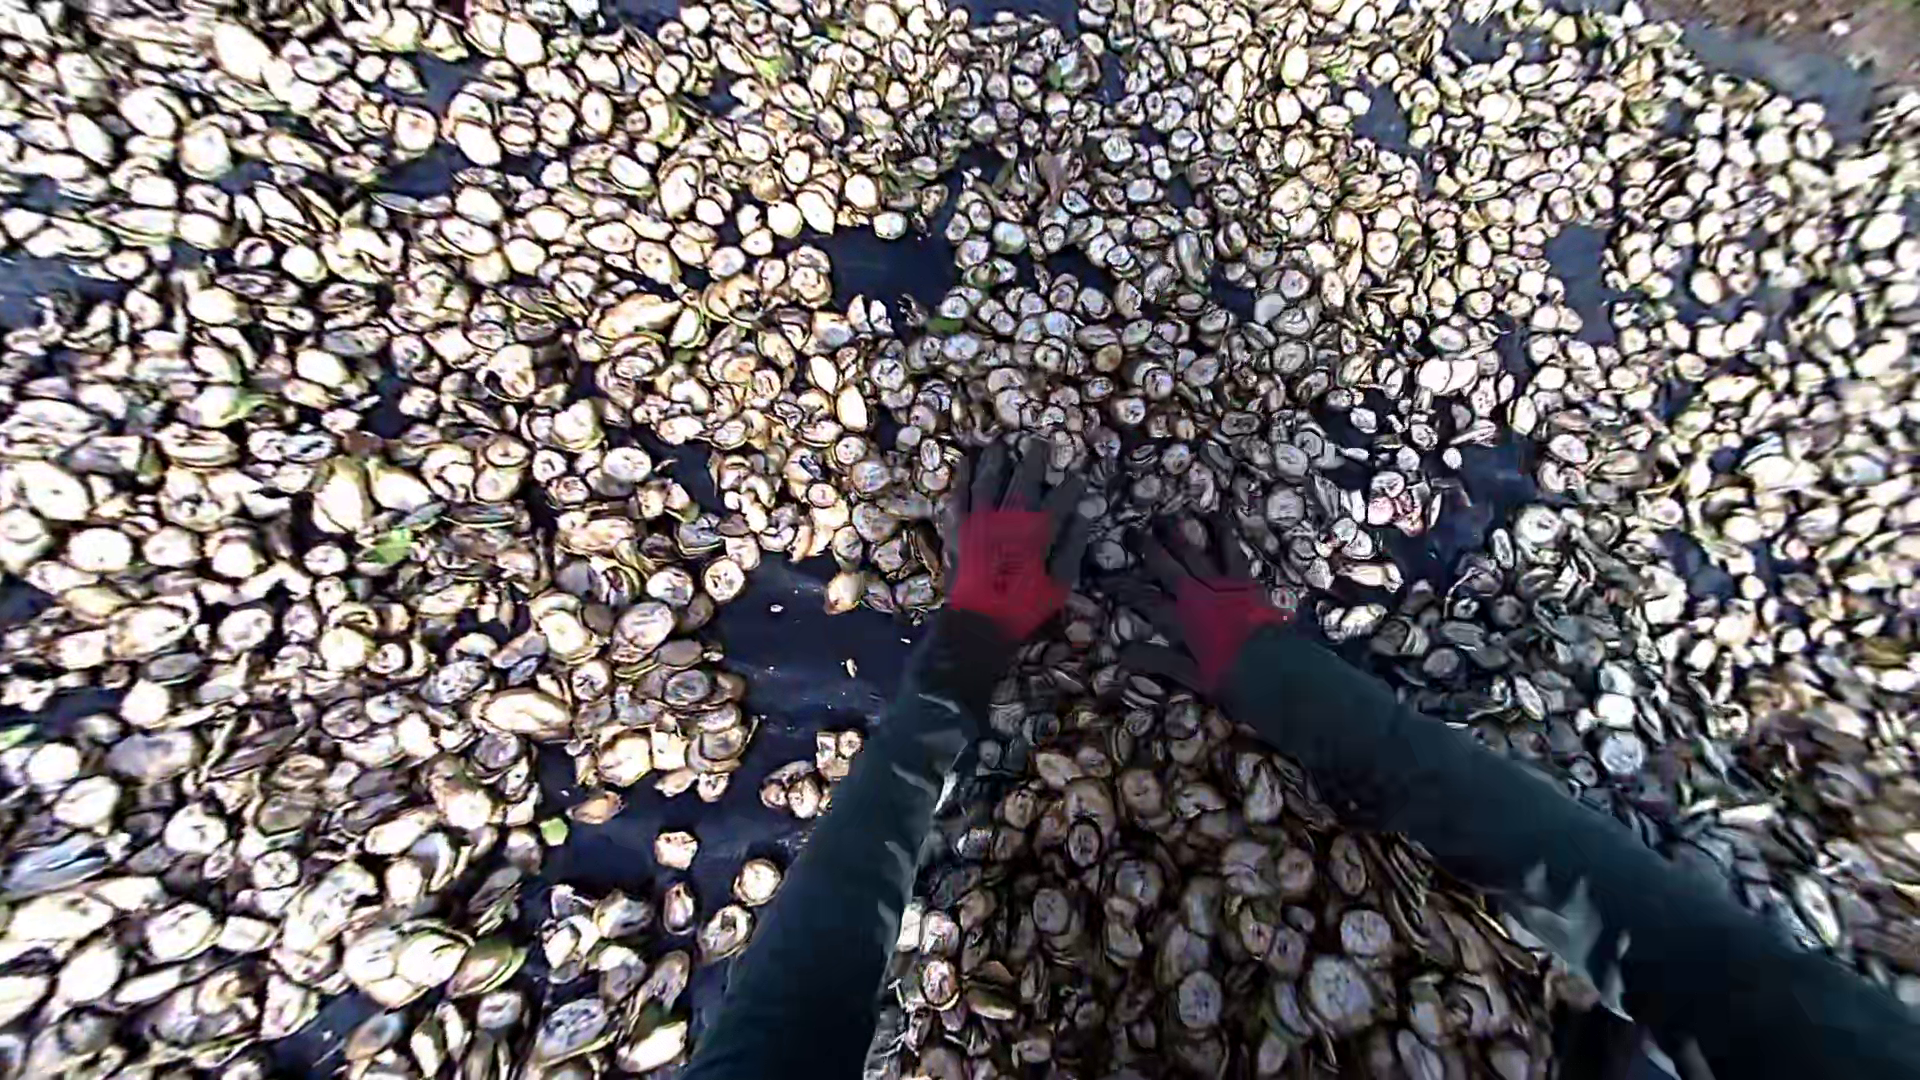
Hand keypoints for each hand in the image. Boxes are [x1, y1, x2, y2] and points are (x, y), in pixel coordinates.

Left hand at [942, 440, 1090, 641]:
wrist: (979, 619)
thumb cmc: (1023, 605)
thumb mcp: (1059, 583)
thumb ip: (1072, 547)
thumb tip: (1082, 516)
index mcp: (1038, 529)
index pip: (1061, 498)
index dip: (1071, 485)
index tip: (1078, 474)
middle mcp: (1010, 516)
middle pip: (1024, 479)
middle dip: (1034, 459)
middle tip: (1039, 442)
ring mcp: (981, 518)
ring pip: (989, 479)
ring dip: (997, 459)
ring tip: (1000, 444)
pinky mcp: (959, 526)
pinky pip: (960, 494)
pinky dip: (964, 477)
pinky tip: (966, 463)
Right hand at [1115, 515, 1295, 692]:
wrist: (1283, 670)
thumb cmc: (1234, 677)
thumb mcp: (1192, 675)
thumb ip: (1157, 660)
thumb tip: (1121, 655)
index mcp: (1182, 619)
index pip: (1143, 598)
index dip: (1122, 586)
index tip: (1103, 578)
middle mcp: (1198, 595)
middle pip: (1167, 565)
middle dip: (1147, 548)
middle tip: (1132, 531)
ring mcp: (1223, 585)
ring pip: (1196, 552)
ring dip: (1179, 534)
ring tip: (1166, 516)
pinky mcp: (1245, 582)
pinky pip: (1231, 551)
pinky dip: (1222, 534)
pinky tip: (1217, 519)